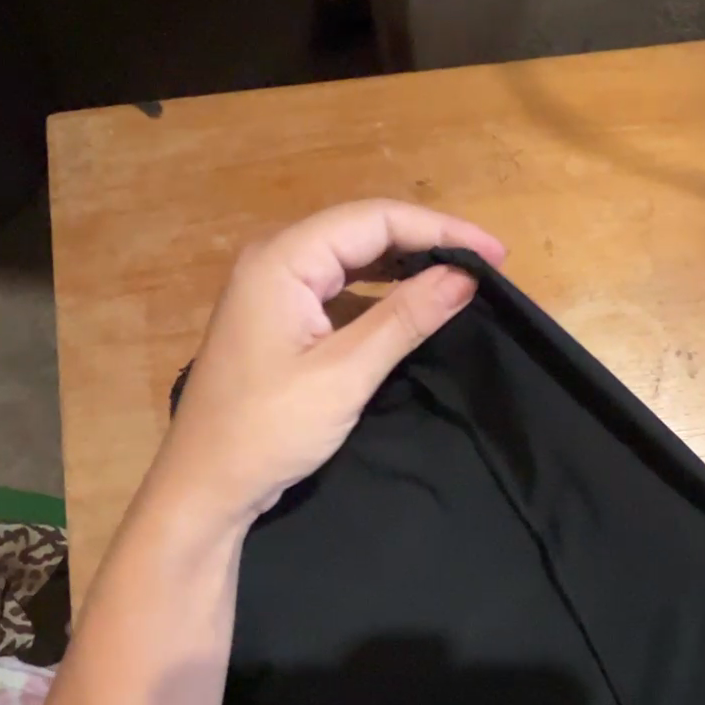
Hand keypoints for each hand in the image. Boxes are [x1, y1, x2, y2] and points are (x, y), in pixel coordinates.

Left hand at [146, 200, 505, 524]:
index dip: (441, 230)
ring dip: (406, 269)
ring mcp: (276, 292)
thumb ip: (403, 319)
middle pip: (363, 232)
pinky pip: (340, 293)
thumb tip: (464, 277)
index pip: (374, 220)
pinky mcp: (281, 322)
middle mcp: (276, 262)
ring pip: (352, 262)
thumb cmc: (268, 429)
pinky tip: (413, 308)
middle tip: (487, 267)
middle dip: (427, 244)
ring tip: (460, 282)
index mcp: (283, 260)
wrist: (207, 485)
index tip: (496, 254)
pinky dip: (380, 297)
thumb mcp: (343, 374)